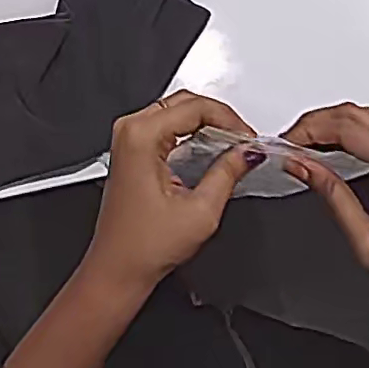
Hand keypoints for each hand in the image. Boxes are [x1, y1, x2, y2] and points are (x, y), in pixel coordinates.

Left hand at [83, 90, 264, 291]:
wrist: (118, 264)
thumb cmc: (145, 244)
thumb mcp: (200, 211)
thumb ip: (227, 174)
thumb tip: (247, 153)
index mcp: (141, 135)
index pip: (192, 107)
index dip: (228, 118)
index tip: (250, 136)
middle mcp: (129, 129)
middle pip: (182, 102)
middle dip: (218, 116)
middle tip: (246, 140)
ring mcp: (128, 136)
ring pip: (174, 110)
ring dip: (205, 122)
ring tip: (234, 145)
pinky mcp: (131, 146)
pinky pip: (165, 125)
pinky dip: (190, 131)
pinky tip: (211, 148)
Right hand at [280, 103, 368, 346]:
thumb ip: (332, 196)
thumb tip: (301, 165)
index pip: (348, 128)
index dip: (309, 129)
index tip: (286, 142)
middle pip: (361, 114)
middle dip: (319, 120)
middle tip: (291, 140)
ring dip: (337, 122)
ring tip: (309, 142)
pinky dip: (356, 133)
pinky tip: (338, 150)